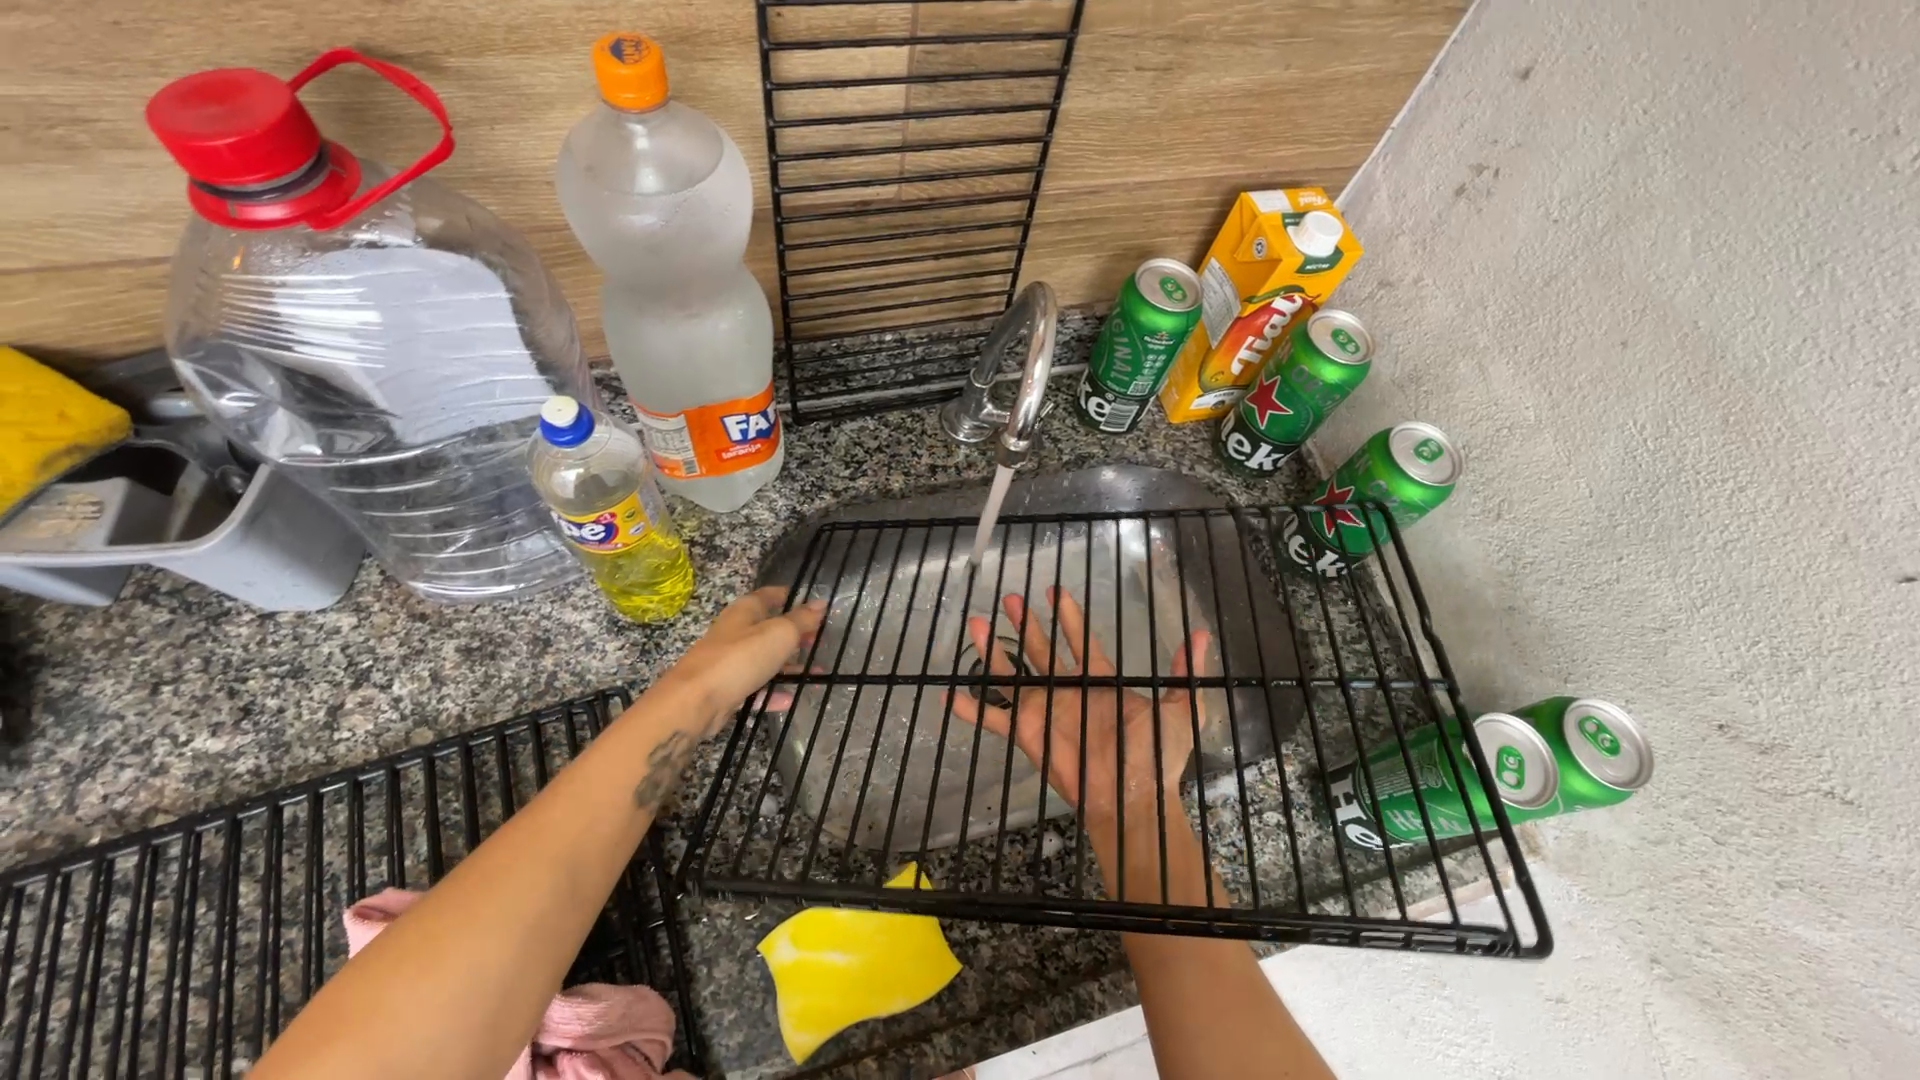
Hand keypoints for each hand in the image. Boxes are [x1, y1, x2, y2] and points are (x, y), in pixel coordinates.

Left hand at [658, 586, 824, 735]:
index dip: (792, 596)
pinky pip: (756, 688)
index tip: (815, 605)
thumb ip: (801, 620)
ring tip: (816, 673)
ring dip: (789, 666)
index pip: (770, 595)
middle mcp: (735, 632)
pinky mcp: (727, 688)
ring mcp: (730, 661)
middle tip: (818, 641)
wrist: (696, 701)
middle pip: (769, 629)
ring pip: (765, 660)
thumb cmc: (741, 658)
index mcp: (745, 611)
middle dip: (795, 635)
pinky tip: (790, 699)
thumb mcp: (779, 634)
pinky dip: (773, 692)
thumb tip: (821, 603)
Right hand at [945, 587, 1210, 830]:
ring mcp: (1045, 710)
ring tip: (977, 625)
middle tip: (1011, 597)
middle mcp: (1067, 689)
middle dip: (1026, 623)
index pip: (1079, 639)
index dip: (1068, 615)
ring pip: (1013, 674)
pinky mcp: (1028, 734)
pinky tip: (952, 695)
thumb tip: (1203, 636)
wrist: (1133, 798)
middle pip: (1040, 649)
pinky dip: (974, 709)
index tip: (1056, 590)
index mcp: (1098, 680)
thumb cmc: (1157, 756)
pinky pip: (995, 719)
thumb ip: (1187, 674)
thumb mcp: (1181, 711)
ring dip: (994, 651)